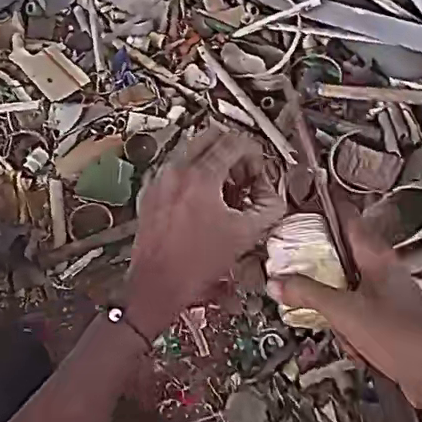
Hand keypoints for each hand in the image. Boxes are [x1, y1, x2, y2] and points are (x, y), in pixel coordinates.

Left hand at [124, 128, 285, 334]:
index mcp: (199, 177)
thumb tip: (272, 196)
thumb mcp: (245, 235)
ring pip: (190, 151)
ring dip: (212, 163)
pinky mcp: (149, 194)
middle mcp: (174, 172)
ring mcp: (158, 181)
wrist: (158, 284)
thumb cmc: (193, 266)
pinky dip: (192, 177)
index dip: (254, 153)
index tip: (258, 169)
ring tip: (224, 191)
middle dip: (232, 152)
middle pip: (210, 137)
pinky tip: (203, 202)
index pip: (234, 142)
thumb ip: (268, 208)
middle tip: (242, 175)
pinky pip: (175, 171)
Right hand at [267, 212, 421, 390]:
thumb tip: (279, 282)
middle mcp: (386, 271)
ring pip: (347, 288)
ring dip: (335, 307)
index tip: (301, 209)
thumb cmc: (405, 338)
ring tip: (336, 324)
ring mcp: (389, 295)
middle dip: (320, 271)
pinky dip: (349, 328)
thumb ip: (307, 294)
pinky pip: (356, 313)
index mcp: (378, 257)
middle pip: (341, 256)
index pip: (347, 219)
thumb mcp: (343, 312)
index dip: (323, 211)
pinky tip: (354, 345)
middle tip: (297, 274)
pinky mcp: (390, 319)